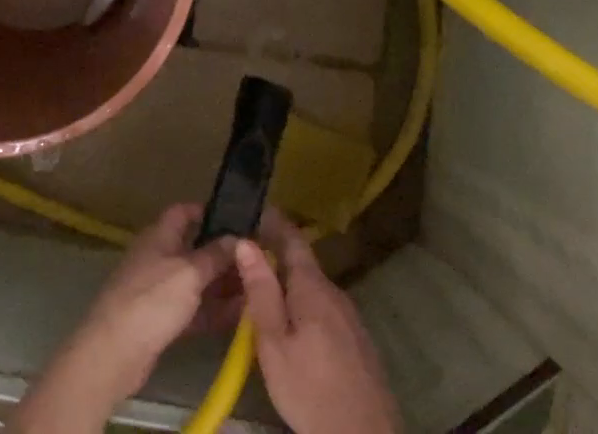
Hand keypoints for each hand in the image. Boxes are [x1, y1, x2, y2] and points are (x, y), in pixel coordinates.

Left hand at [8, 205, 238, 430]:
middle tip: (258, 263)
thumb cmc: (152, 300)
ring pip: (196, 282)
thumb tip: (236, 238)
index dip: (206, 212)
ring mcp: (158, 290)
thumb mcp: (189, 273)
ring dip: (222, 286)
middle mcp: (157, 259)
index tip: (237, 219)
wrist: (115, 351)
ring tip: (257, 291)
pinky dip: (213, 311)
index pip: (182, 213)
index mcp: (158, 237)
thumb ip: (214, 255)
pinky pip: (192, 309)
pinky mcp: (160, 320)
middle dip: (224, 256)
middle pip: (194, 250)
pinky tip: (240, 319)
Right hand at [235, 209, 399, 433]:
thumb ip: (261, 291)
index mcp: (314, 288)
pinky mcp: (356, 341)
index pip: (293, 240)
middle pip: (302, 266)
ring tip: (257, 291)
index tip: (252, 207)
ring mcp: (350, 318)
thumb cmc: (310, 389)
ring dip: (287, 285)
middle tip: (240, 258)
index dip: (274, 221)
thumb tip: (245, 242)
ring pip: (312, 291)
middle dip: (274, 257)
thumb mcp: (273, 343)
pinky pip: (323, 311)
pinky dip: (301, 307)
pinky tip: (288, 325)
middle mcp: (336, 294)